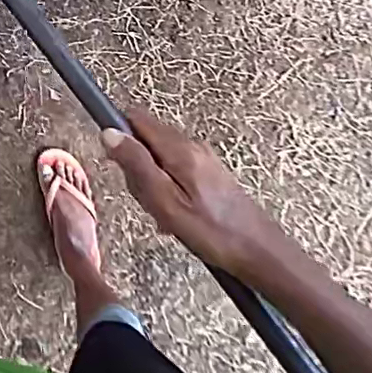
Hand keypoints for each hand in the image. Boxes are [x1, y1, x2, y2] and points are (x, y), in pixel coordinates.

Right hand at [100, 108, 289, 281]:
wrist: (261, 254)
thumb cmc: (212, 233)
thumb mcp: (164, 201)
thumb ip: (136, 164)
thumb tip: (109, 133)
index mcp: (179, 149)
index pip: (135, 118)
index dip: (119, 136)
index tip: (117, 164)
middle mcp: (192, 146)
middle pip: (145, 138)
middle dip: (135, 165)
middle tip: (146, 198)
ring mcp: (203, 158)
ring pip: (158, 156)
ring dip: (151, 181)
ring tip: (163, 211)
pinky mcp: (209, 172)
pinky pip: (174, 169)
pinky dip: (166, 188)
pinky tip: (175, 214)